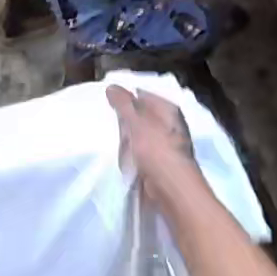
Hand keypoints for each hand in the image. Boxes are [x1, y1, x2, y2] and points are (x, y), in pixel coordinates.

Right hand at [107, 86, 210, 211]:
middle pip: (142, 114)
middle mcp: (170, 124)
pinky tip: (121, 153)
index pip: (143, 94)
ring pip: (140, 132)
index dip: (124, 96)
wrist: (171, 189)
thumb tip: (112, 86)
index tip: (106, 101)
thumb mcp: (136, 121)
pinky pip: (141, 150)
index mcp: (168, 109)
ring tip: (109, 135)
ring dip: (127, 135)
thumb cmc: (156, 150)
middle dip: (124, 117)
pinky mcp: (161, 161)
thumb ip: (123, 103)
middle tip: (105, 118)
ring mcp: (167, 144)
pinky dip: (131, 151)